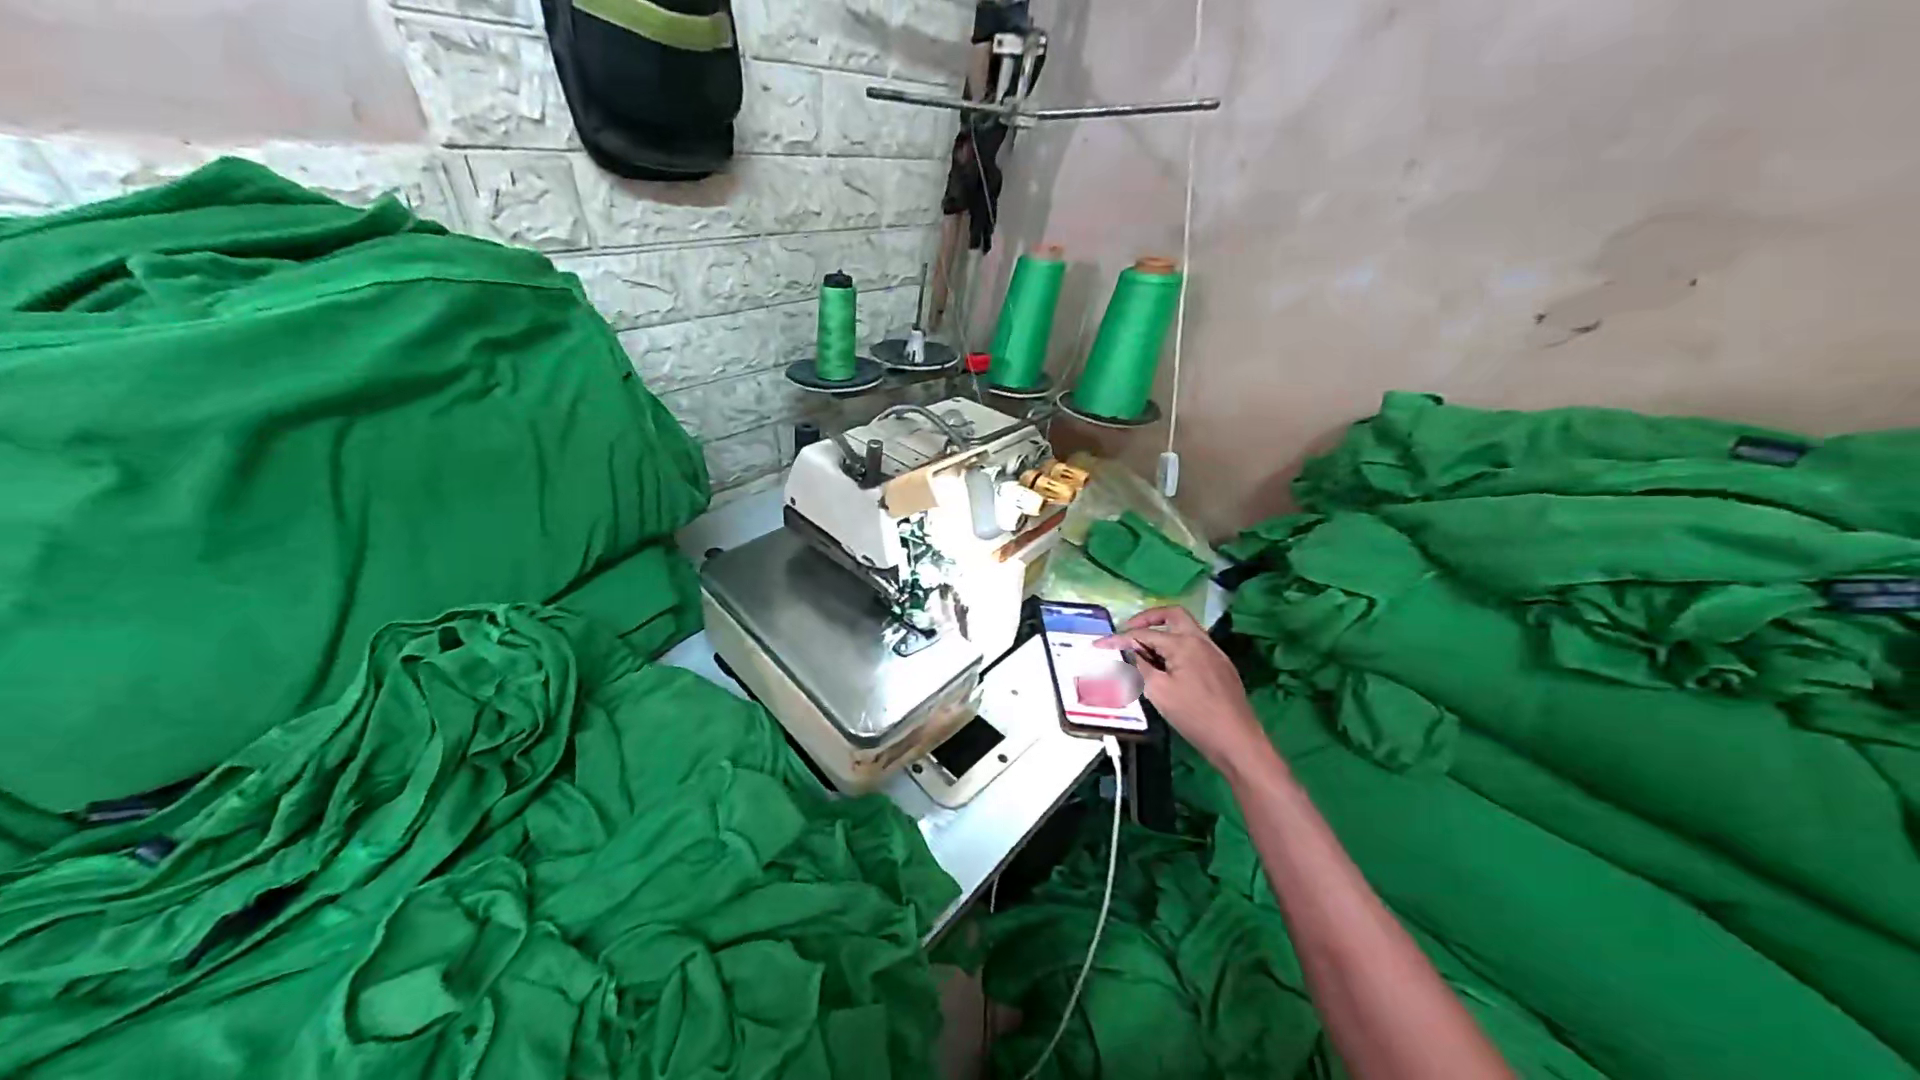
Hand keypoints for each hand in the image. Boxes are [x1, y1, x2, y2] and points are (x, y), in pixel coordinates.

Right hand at [1096, 606, 1271, 771]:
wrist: (1236, 740)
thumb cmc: (1195, 716)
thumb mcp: (1158, 692)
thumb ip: (1140, 667)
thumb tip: (1129, 651)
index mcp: (1184, 643)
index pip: (1144, 635)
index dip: (1119, 639)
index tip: (1099, 644)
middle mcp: (1201, 641)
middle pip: (1172, 616)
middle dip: (1148, 619)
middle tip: (1129, 631)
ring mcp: (1214, 653)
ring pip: (1185, 629)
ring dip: (1163, 633)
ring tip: (1144, 651)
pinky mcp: (1221, 667)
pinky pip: (1194, 646)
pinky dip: (1176, 647)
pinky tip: (1167, 666)